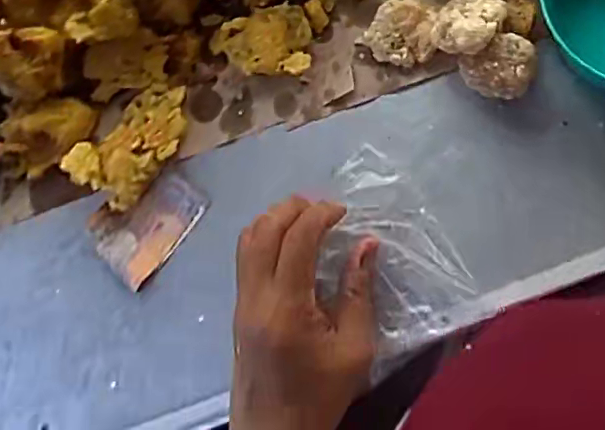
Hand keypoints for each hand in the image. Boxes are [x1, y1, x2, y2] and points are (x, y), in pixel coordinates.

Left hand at [231, 196, 379, 429]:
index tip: (342, 211)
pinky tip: (288, 242)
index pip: (296, 239)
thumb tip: (367, 243)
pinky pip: (244, 254)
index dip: (320, 214)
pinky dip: (265, 234)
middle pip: (265, 228)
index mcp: (286, 307)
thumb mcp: (354, 350)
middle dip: (295, 208)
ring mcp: (241, 300)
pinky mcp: (238, 307)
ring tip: (306, 219)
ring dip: (276, 217)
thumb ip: (359, 292)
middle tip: (324, 208)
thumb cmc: (319, 396)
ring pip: (248, 237)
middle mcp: (256, 297)